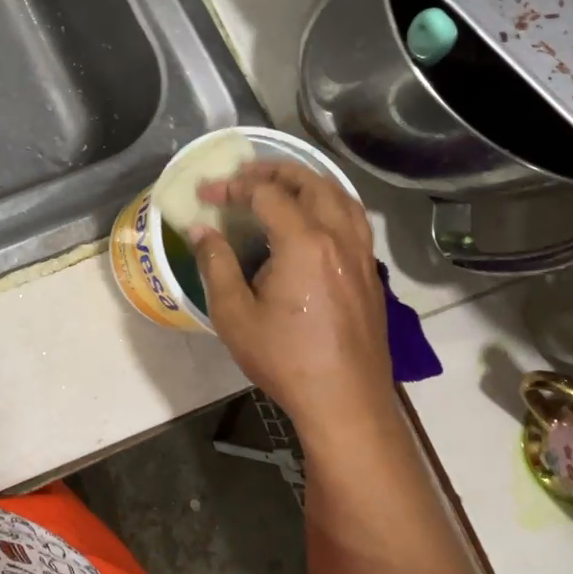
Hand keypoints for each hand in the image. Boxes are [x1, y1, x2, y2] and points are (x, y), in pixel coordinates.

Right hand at [188, 161, 393, 437]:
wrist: (344, 402)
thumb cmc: (283, 358)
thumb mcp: (233, 313)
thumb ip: (216, 264)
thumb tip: (203, 230)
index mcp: (304, 245)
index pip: (267, 195)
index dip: (233, 187)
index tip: (205, 195)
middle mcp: (339, 240)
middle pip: (313, 184)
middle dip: (274, 171)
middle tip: (241, 176)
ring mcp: (361, 257)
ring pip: (342, 198)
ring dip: (308, 183)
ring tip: (277, 187)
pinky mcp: (369, 275)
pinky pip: (354, 221)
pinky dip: (329, 205)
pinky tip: (309, 221)